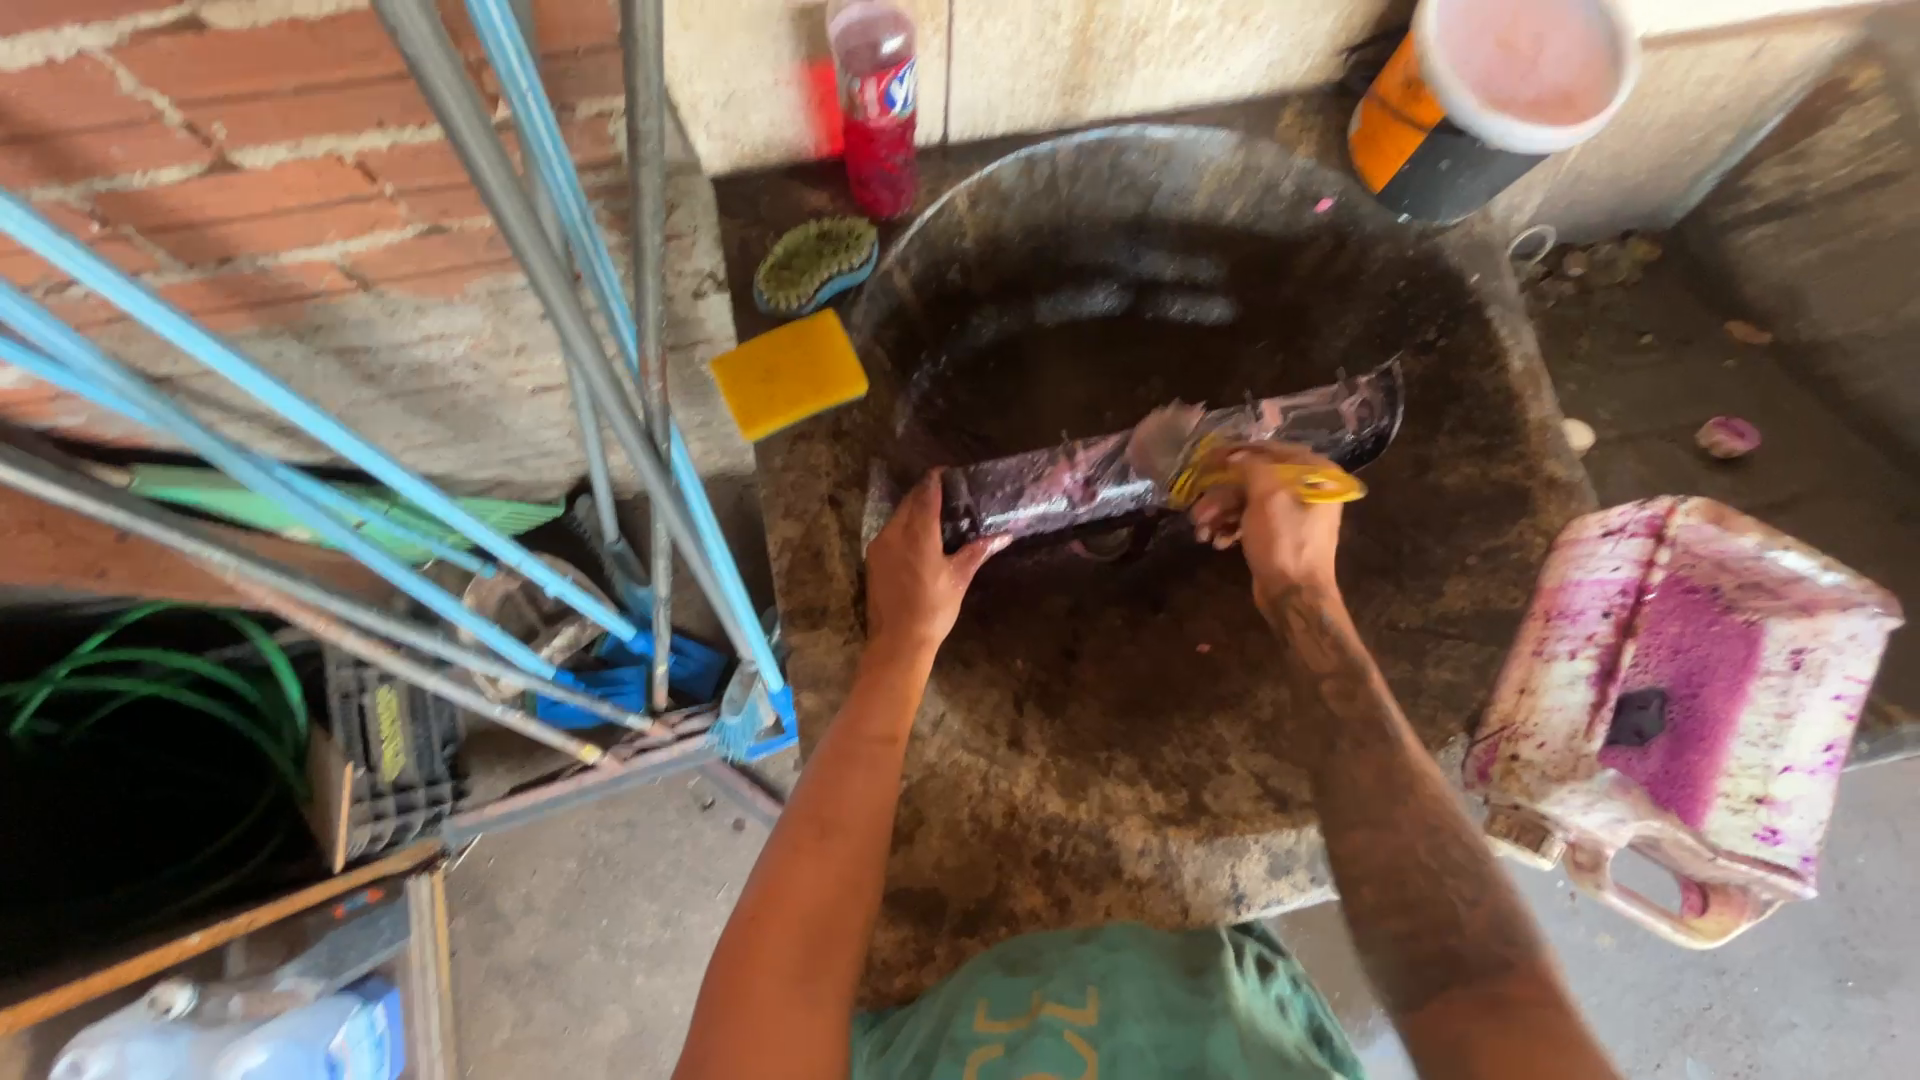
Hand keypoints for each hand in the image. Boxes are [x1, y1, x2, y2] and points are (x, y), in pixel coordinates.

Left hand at [865, 470, 1006, 653]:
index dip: (936, 480)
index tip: (947, 472)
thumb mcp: (959, 578)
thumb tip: (1004, 535)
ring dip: (913, 510)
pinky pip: (890, 532)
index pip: (926, 494)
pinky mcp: (872, 559)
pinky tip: (918, 537)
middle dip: (925, 493)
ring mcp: (879, 546)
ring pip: (897, 517)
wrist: (898, 642)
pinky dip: (904, 527)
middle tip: (946, 493)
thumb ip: (978, 551)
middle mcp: (894, 533)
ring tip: (935, 514)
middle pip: (909, 502)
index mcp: (917, 534)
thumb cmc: (933, 609)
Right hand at [1187, 442, 1343, 606]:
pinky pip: (1250, 521)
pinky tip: (1218, 542)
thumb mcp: (1268, 496)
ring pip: (1247, 502)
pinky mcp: (1279, 534)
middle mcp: (1307, 488)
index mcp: (1314, 473)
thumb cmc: (1284, 542)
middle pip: (1253, 480)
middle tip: (1198, 510)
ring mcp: (1292, 513)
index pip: (1270, 451)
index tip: (1208, 457)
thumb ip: (1251, 467)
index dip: (1237, 453)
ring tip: (1201, 532)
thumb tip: (1234, 456)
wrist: (1294, 595)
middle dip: (1221, 496)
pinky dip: (1231, 528)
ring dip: (1220, 515)